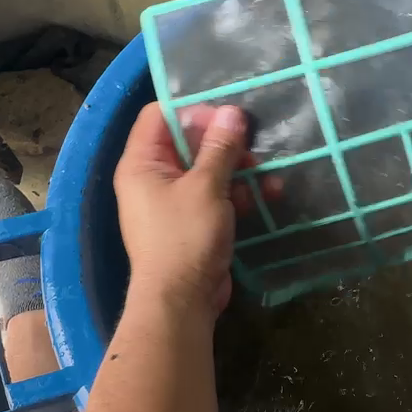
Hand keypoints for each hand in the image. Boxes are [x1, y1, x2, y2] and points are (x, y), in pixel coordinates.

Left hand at [114, 103, 249, 316]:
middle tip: (255, 147)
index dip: (193, 110)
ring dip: (240, 171)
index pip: (159, 116)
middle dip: (225, 144)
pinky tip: (267, 197)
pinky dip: (239, 194)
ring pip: (208, 171)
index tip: (228, 115)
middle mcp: (153, 178)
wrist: (181, 301)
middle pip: (189, 143)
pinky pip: (216, 196)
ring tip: (269, 177)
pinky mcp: (194, 222)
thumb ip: (220, 148)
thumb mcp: (206, 187)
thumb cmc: (185, 238)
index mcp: (142, 163)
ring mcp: (174, 202)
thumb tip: (232, 112)